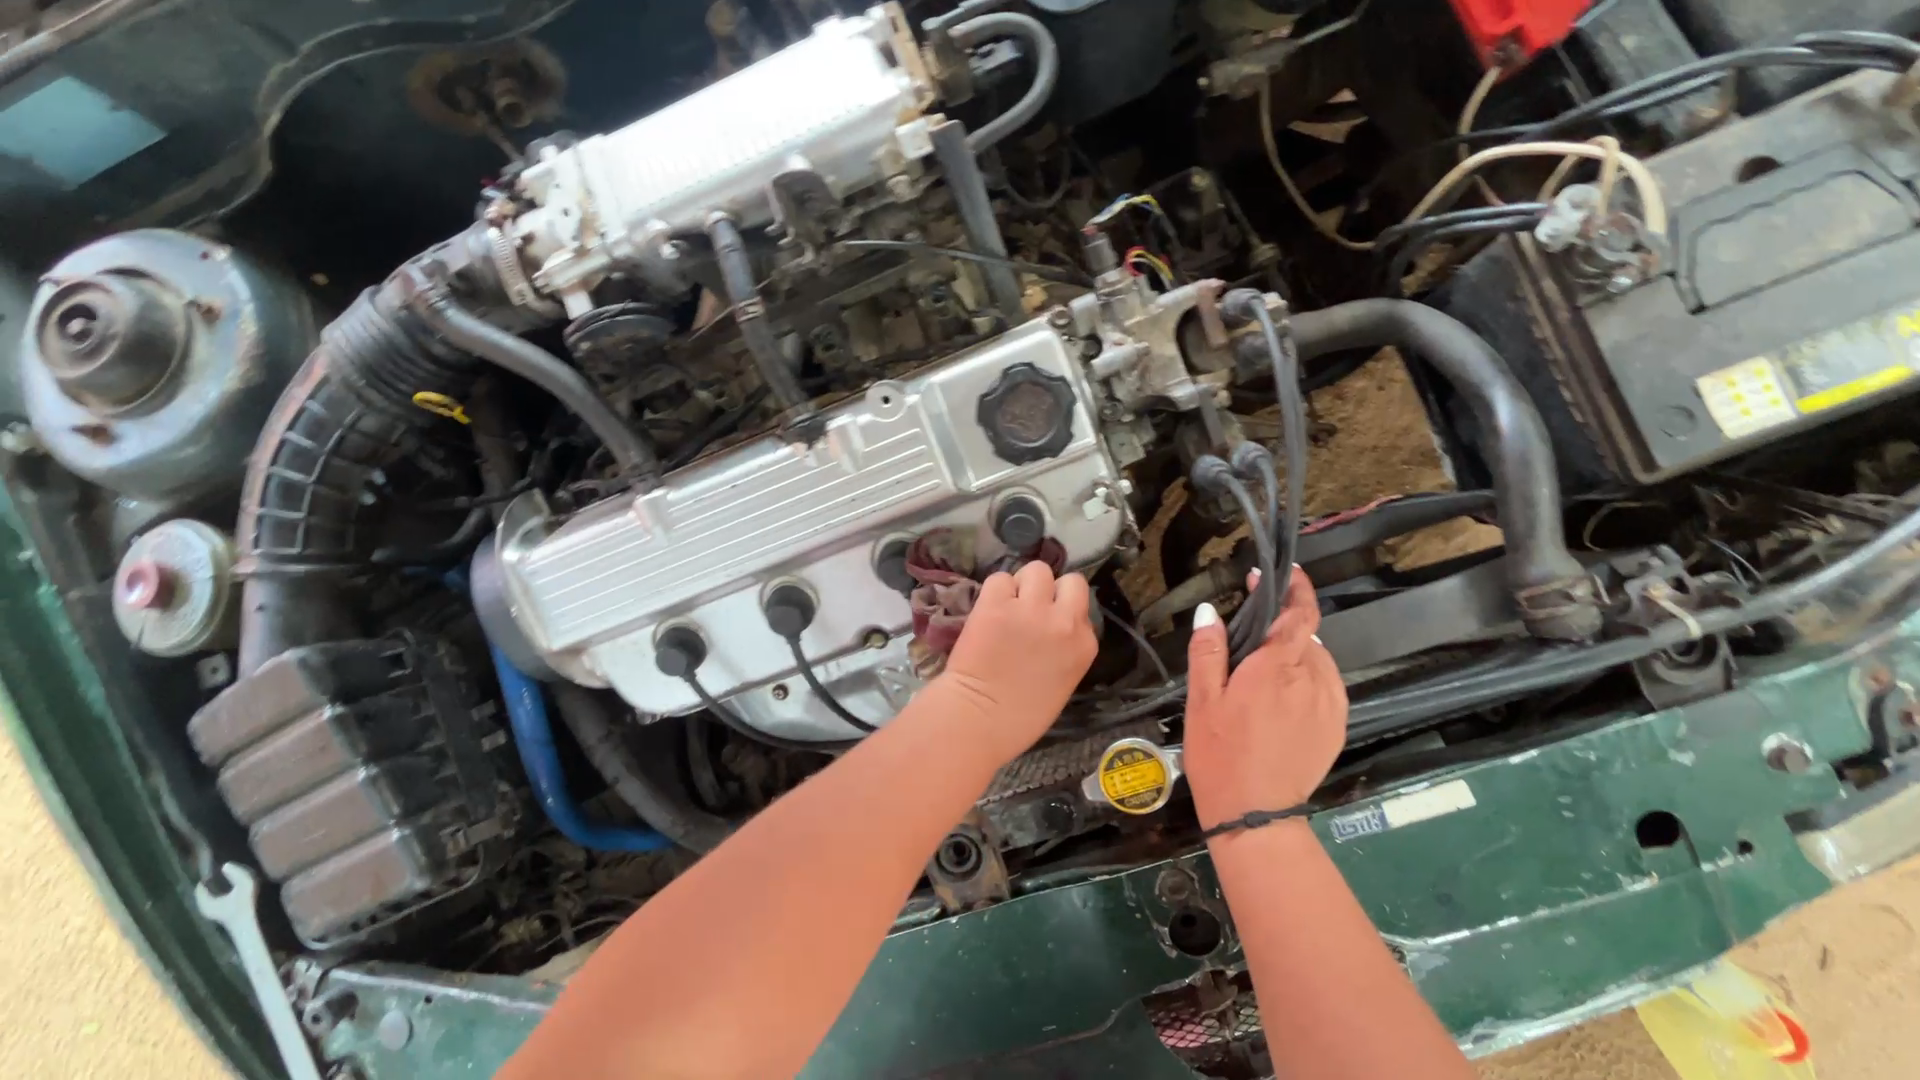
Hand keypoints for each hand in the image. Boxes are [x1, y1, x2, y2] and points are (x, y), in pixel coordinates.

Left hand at [937, 561, 1097, 764]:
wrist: (979, 719)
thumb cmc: (1021, 718)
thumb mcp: (1064, 681)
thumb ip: (1066, 648)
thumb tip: (1052, 628)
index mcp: (1084, 645)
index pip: (1082, 608)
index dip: (1062, 612)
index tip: (1046, 626)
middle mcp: (1064, 621)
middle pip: (1069, 580)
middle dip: (1051, 590)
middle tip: (1028, 607)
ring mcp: (1030, 609)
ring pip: (1035, 570)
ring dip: (1021, 585)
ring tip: (1006, 606)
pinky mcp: (996, 603)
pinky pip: (999, 579)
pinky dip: (993, 592)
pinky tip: (987, 612)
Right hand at [1182, 566, 1346, 830]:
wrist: (1256, 814)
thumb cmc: (1220, 754)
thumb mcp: (1202, 701)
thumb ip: (1208, 651)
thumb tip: (1210, 611)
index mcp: (1276, 667)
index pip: (1300, 612)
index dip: (1294, 588)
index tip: (1278, 575)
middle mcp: (1312, 678)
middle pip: (1308, 635)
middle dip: (1284, 625)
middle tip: (1253, 634)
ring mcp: (1330, 704)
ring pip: (1318, 660)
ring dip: (1297, 653)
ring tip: (1265, 671)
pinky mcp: (1337, 726)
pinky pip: (1326, 686)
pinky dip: (1308, 678)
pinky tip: (1284, 697)